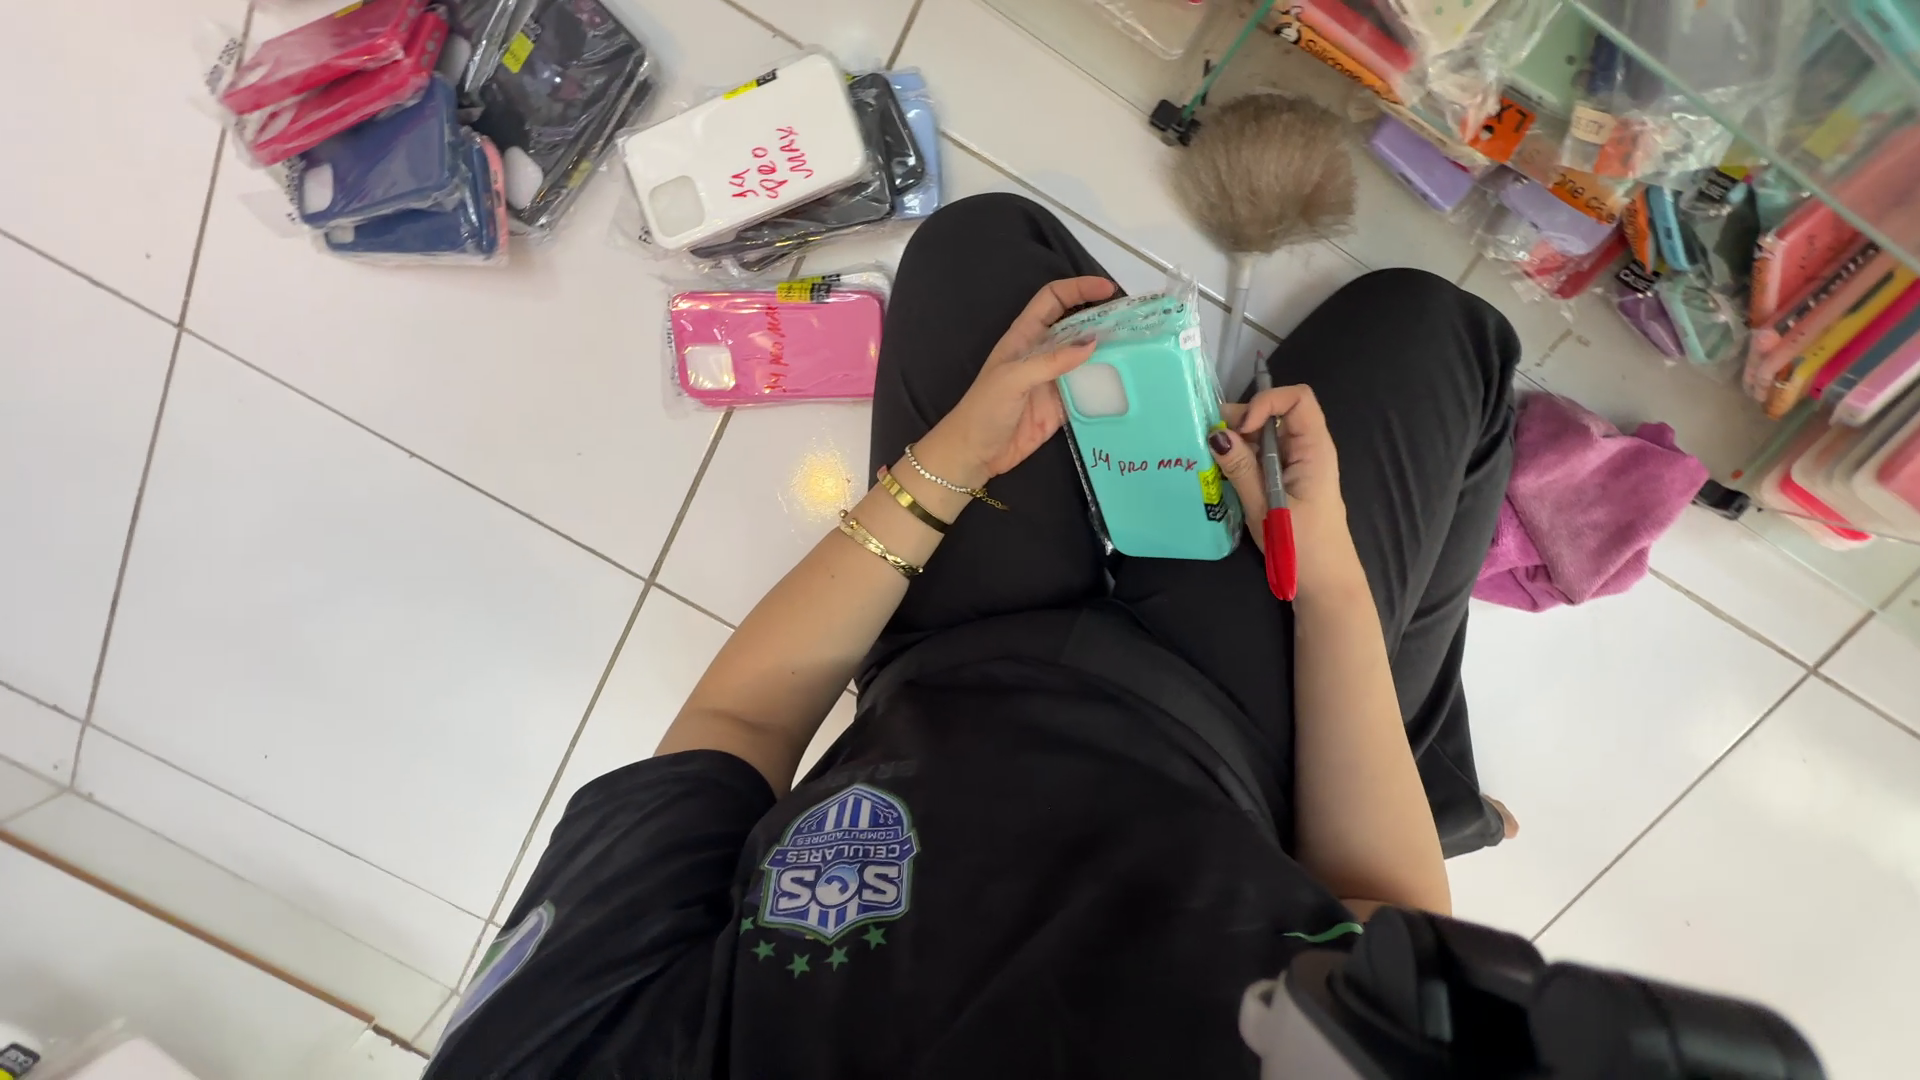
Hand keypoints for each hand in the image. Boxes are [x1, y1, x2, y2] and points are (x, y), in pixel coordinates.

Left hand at [917, 277, 1117, 483]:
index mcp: (1025, 336)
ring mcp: (1054, 379)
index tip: (1108, 289)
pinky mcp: (1062, 406)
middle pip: (1077, 325)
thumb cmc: (984, 410)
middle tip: (1135, 320)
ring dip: (1109, 351)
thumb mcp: (1014, 379)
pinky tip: (1126, 381)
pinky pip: (1088, 389)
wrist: (974, 453)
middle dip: (1103, 318)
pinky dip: (1105, 384)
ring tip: (1139, 347)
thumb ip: (1051, 360)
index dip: (1078, 288)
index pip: (1053, 300)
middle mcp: (1042, 353)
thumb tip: (1093, 343)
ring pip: (1086, 357)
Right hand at [1207, 384, 1344, 553]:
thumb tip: (1216, 434)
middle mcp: (1306, 449)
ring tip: (1210, 461)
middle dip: (1240, 421)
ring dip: (1236, 442)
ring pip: (1263, 435)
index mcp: (1314, 449)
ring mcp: (1295, 464)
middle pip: (1275, 412)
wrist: (1325, 582)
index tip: (1239, 428)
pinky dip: (1239, 458)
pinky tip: (1221, 474)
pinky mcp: (1284, 479)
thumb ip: (1241, 469)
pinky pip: (1260, 456)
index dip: (1265, 402)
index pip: (1297, 398)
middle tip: (1211, 444)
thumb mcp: (1266, 507)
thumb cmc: (1303, 547)